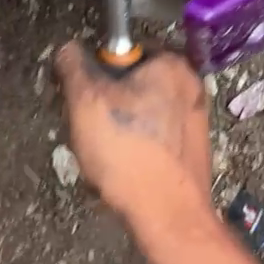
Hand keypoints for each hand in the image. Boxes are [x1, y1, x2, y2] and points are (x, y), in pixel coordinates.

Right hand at [53, 43, 212, 236]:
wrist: (168, 214)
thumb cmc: (127, 151)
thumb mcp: (86, 100)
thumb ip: (74, 66)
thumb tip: (69, 48)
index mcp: (172, 64)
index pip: (124, 51)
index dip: (97, 72)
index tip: (84, 96)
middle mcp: (190, 85)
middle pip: (132, 83)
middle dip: (107, 104)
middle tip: (90, 129)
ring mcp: (194, 119)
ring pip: (141, 113)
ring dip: (118, 129)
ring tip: (105, 155)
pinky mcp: (191, 149)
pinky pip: (154, 138)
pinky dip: (136, 148)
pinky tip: (123, 170)